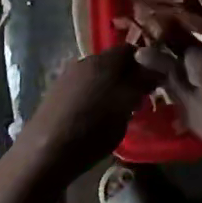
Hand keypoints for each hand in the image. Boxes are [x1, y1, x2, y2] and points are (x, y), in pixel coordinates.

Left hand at [19, 46, 157, 178]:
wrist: (45, 152)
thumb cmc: (93, 129)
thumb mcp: (126, 107)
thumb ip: (141, 85)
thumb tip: (156, 71)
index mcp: (104, 61)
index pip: (131, 50)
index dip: (146, 62)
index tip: (156, 80)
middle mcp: (84, 62)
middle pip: (113, 62)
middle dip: (129, 76)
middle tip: (141, 97)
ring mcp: (67, 78)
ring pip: (98, 75)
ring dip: (112, 87)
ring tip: (121, 109)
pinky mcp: (55, 94)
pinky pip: (84, 87)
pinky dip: (95, 96)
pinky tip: (97, 115)